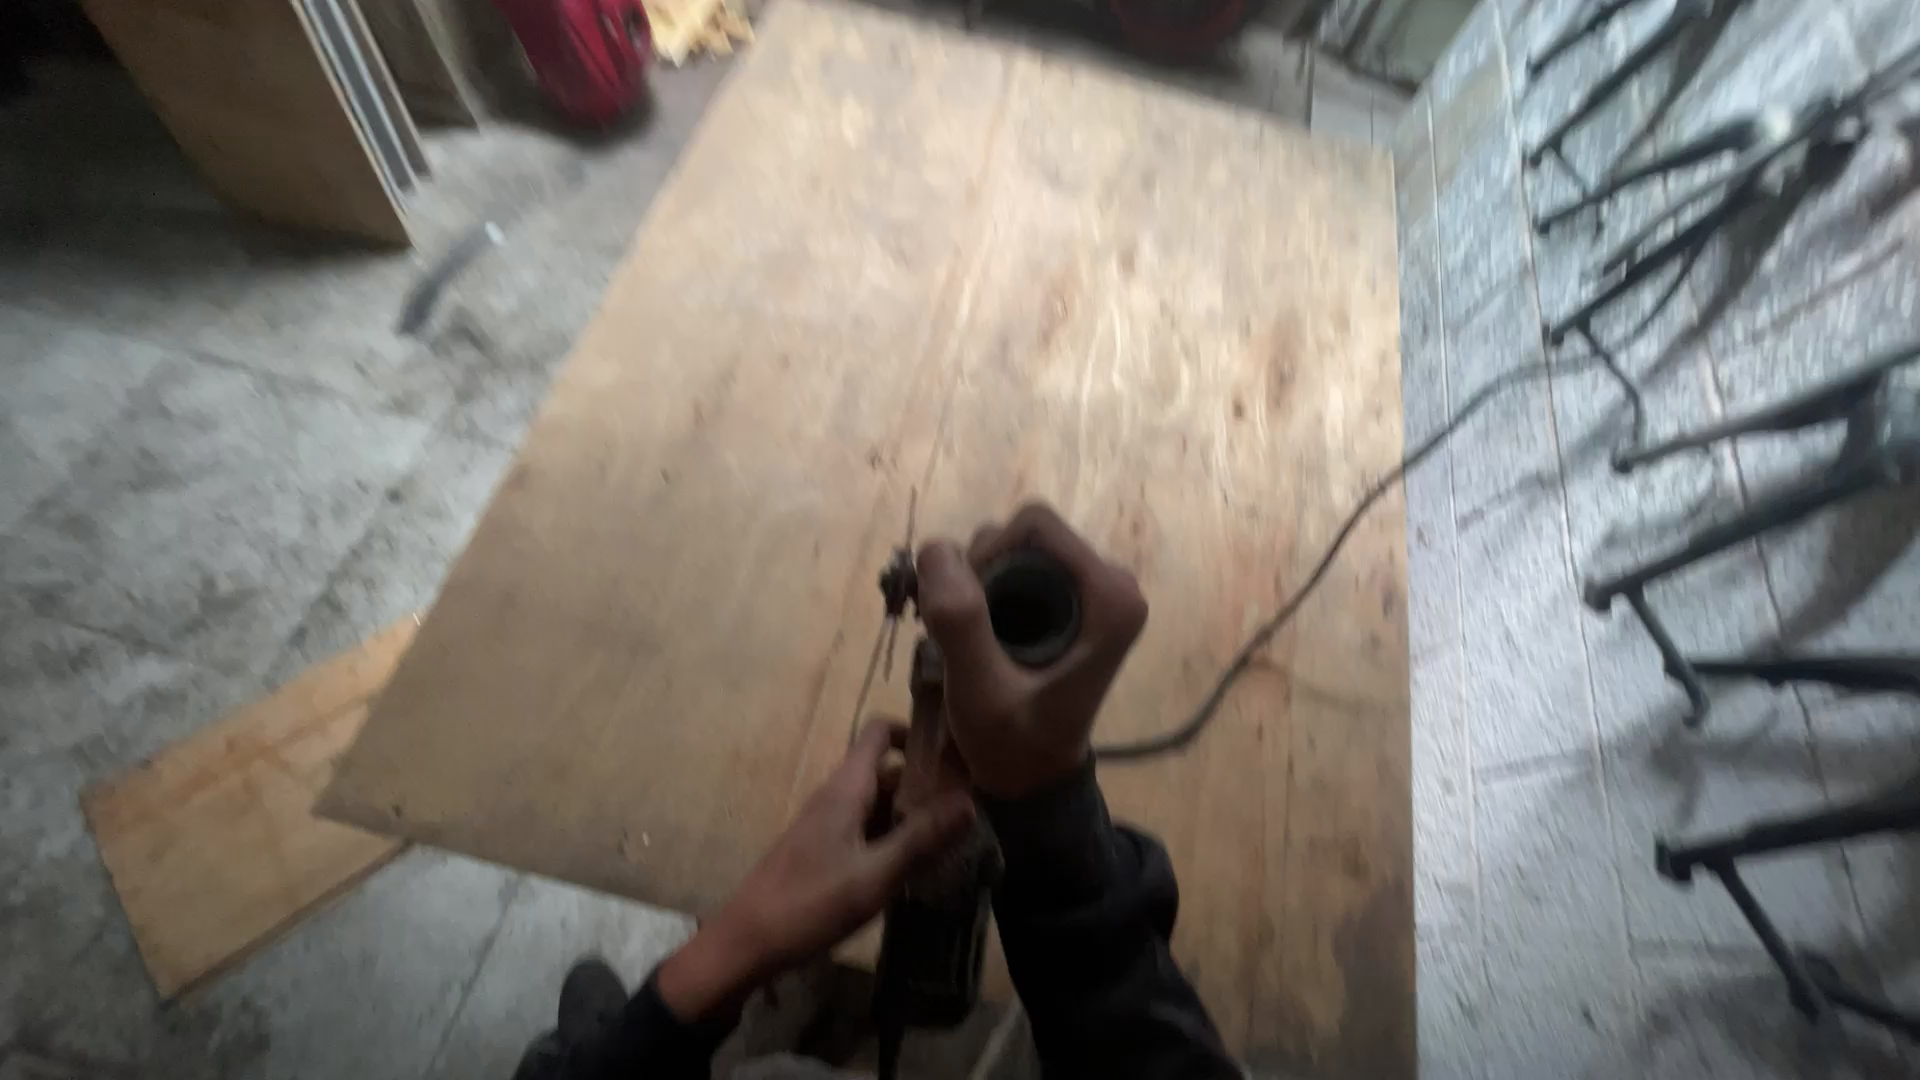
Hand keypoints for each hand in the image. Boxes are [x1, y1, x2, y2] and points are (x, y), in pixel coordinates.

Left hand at [656, 720, 973, 1019]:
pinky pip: (867, 827)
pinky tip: (915, 867)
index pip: (879, 731)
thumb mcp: (873, 875)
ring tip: (952, 840)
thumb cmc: (808, 904)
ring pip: (879, 802)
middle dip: (925, 783)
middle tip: (967, 808)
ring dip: (912, 814)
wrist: (744, 946)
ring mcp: (828, 822)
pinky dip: (893, 836)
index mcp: (847, 787)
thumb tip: (970, 800)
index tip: (952, 753)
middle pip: (887, 769)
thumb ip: (921, 838)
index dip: (915, 731)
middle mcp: (837, 795)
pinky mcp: (824, 848)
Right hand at [915, 503, 1148, 798]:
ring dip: (975, 582)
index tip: (957, 601)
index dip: (986, 551)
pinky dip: (983, 590)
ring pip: (1013, 550)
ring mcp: (1089, 588)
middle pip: (1022, 535)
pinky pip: (1015, 568)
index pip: (1035, 525)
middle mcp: (1110, 581)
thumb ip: (960, 622)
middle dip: (977, 570)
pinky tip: (971, 632)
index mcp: (1111, 596)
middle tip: (954, 627)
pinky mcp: (1070, 599)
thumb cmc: (1014, 743)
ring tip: (962, 636)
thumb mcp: (980, 692)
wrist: (1033, 779)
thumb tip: (935, 547)